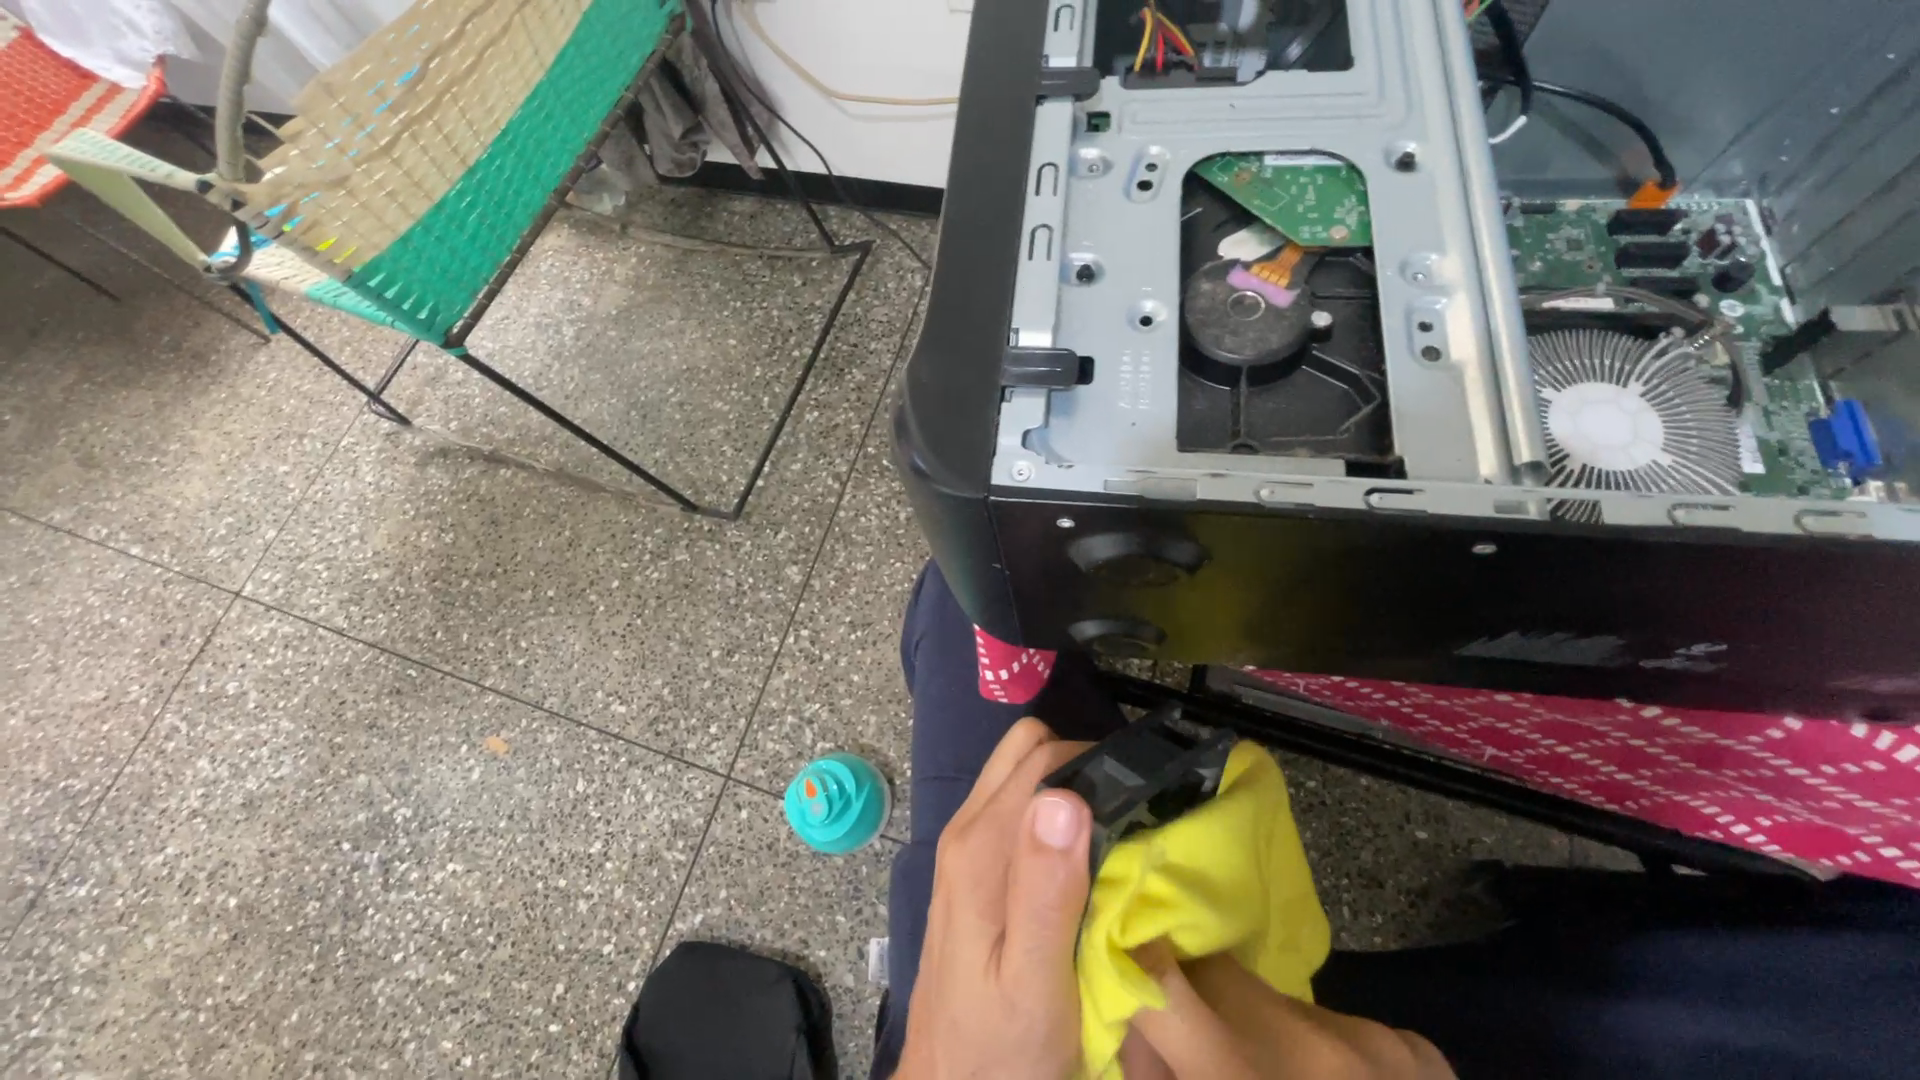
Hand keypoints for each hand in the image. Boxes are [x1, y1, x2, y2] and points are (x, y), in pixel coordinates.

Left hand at [896, 718, 1094, 1079]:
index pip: (1044, 758)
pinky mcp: (972, 866)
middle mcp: (966, 830)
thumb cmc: (1001, 1046)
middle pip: (1028, 750)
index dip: (1096, 766)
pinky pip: (1015, 806)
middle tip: (1127, 814)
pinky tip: (1080, 853)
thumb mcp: (1034, 982)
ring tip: (1110, 831)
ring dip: (1067, 783)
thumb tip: (1065, 796)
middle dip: (1082, 762)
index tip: (1140, 802)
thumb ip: (1047, 890)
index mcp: (980, 847)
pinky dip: (1052, 808)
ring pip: (1020, 772)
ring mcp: (965, 845)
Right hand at [1118, 942, 1455, 1079]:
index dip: (1125, 956)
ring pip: (1275, 1001)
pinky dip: (1322, 1054)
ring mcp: (1372, 1041)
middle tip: (1199, 1053)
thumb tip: (1133, 1036)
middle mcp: (1305, 1040)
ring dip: (1258, 1033)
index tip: (1112, 965)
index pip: (1156, 973)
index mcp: (1241, 1072)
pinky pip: (1341, 1027)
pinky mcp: (1418, 1051)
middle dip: (1191, 999)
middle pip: (1212, 971)